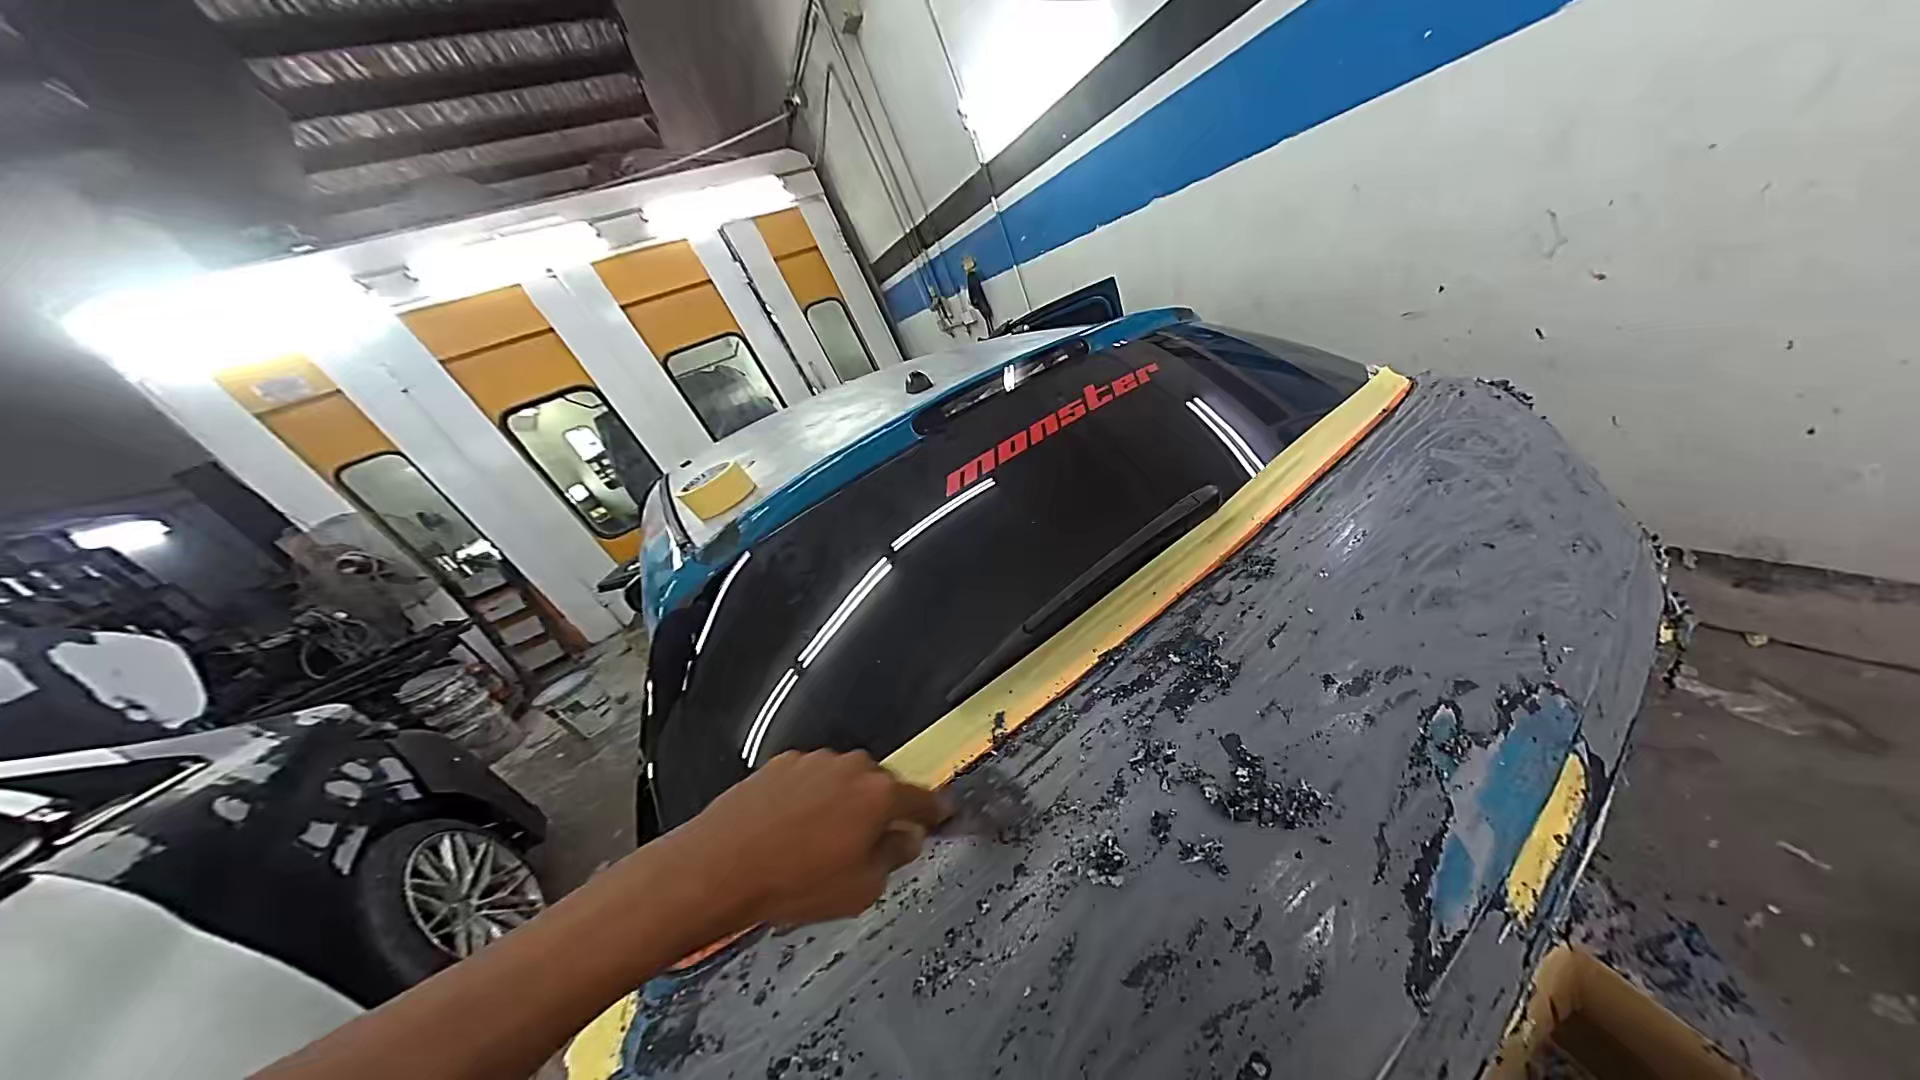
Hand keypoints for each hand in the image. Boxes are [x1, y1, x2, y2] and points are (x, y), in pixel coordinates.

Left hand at [667, 749, 949, 927]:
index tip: (940, 813)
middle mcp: (850, 768)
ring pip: (843, 781)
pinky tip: (791, 831)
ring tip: (815, 845)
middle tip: (863, 846)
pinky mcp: (783, 763)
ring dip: (840, 804)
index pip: (920, 799)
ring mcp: (814, 761)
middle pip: (880, 787)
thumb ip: (893, 857)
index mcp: (878, 795)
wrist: (718, 867)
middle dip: (877, 812)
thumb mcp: (860, 888)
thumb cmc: (787, 880)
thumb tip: (903, 842)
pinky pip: (811, 778)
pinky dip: (809, 798)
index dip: (934, 810)